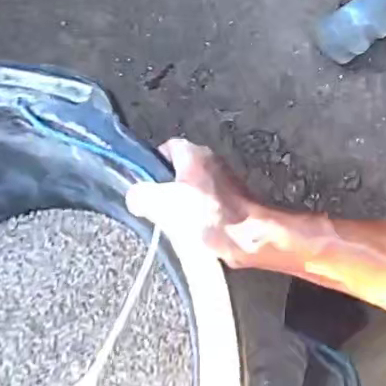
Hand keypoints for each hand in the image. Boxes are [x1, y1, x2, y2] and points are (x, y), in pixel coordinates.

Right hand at [126, 139, 283, 267]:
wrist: (249, 237)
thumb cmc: (209, 216)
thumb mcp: (162, 204)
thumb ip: (142, 196)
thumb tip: (135, 196)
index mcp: (194, 154)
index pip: (167, 148)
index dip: (152, 164)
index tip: (143, 183)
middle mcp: (211, 161)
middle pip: (178, 170)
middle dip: (165, 189)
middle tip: (156, 208)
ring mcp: (224, 181)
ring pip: (192, 189)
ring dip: (181, 206)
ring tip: (174, 225)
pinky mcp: (232, 201)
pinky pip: (206, 205)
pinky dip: (197, 217)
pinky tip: (193, 234)